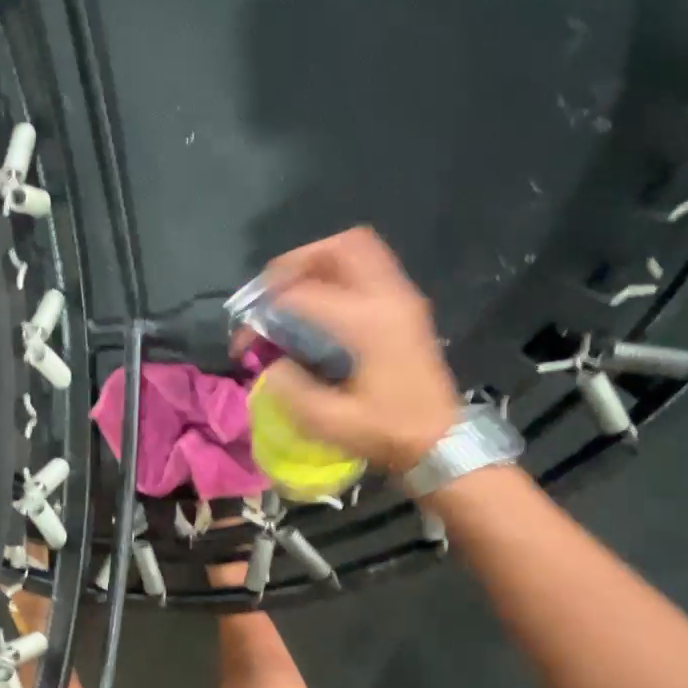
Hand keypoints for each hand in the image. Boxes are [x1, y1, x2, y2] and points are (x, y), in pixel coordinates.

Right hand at [254, 228, 460, 473]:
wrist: (441, 439)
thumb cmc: (386, 430)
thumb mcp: (329, 421)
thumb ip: (291, 388)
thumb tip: (272, 363)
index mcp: (367, 324)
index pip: (302, 294)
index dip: (263, 314)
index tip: (245, 344)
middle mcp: (387, 298)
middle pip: (339, 248)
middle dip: (295, 264)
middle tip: (268, 295)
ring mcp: (400, 298)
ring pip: (355, 251)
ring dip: (315, 265)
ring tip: (288, 297)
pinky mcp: (404, 307)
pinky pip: (367, 268)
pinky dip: (334, 276)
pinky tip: (314, 308)